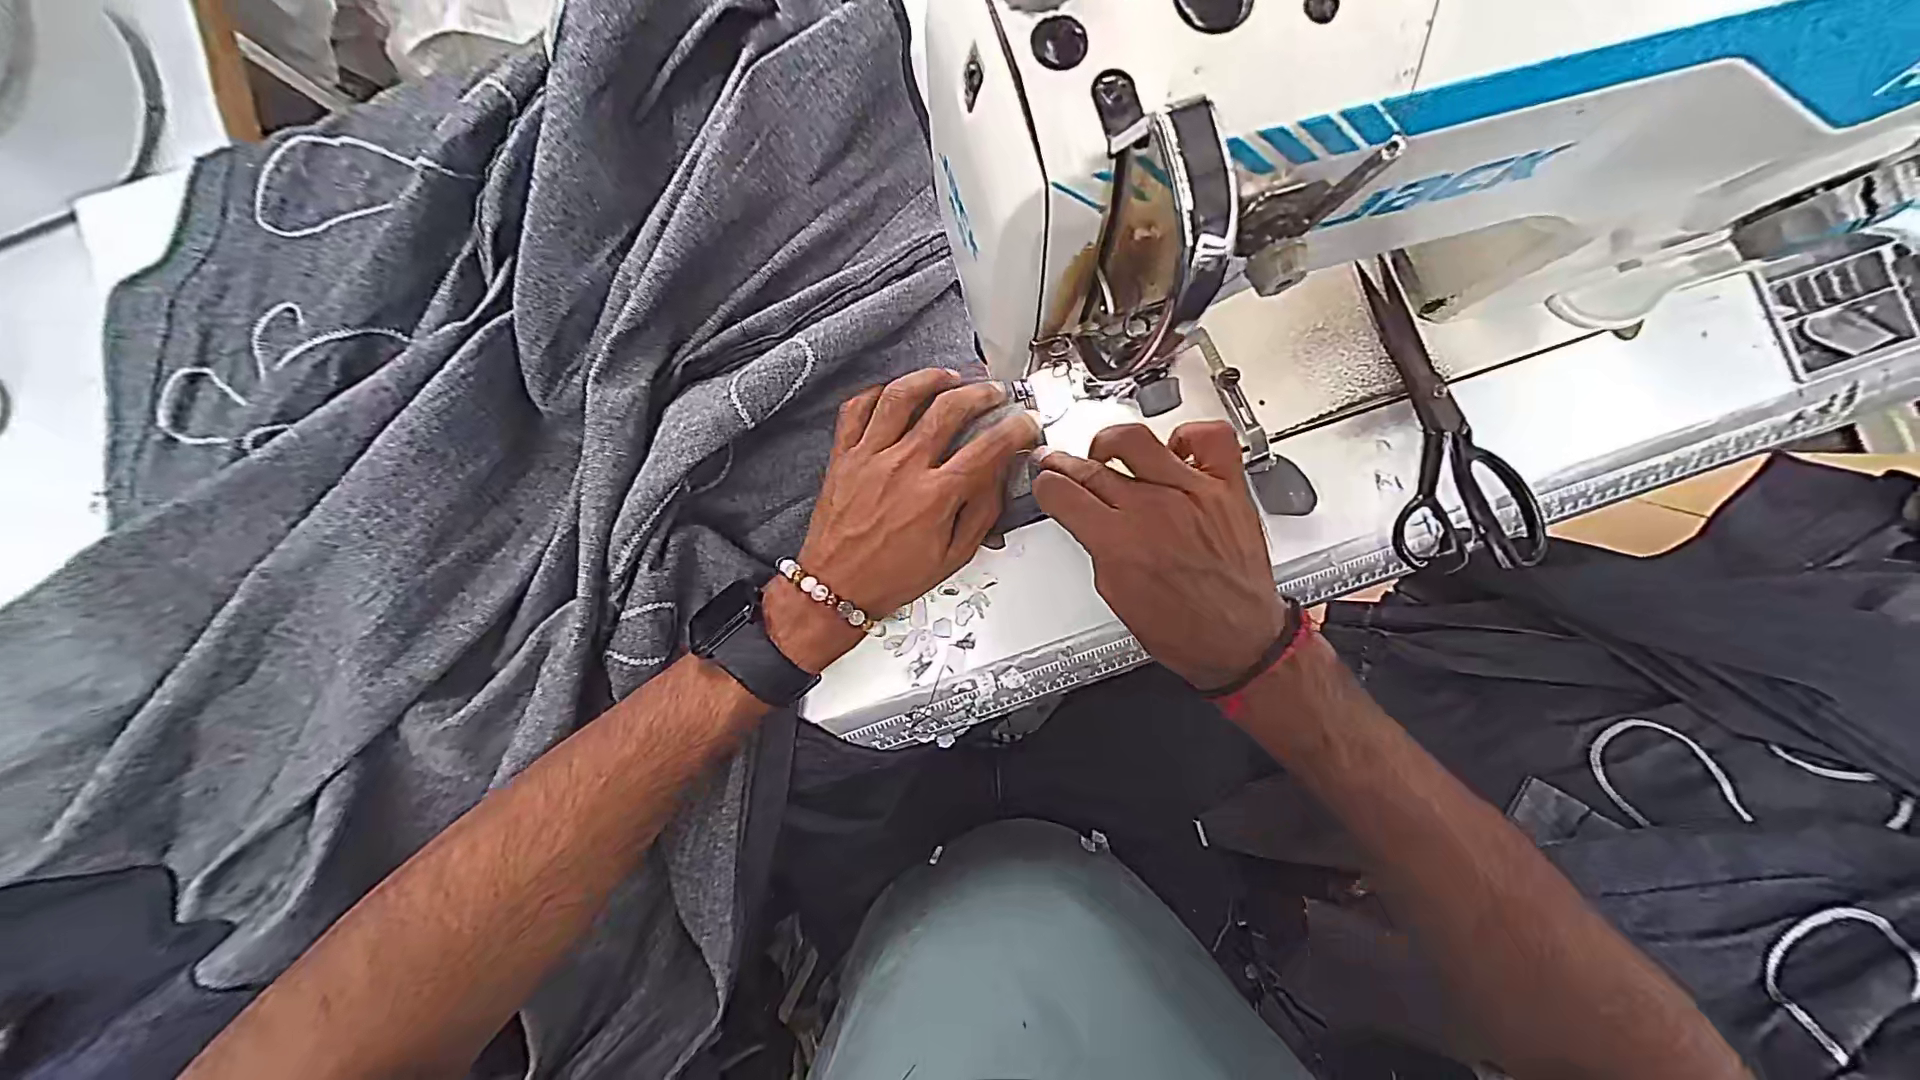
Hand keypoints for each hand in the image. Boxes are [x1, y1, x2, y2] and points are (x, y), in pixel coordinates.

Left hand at [763, 367, 1040, 672]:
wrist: (836, 588)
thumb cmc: (889, 577)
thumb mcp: (953, 556)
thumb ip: (982, 512)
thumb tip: (999, 477)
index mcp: (934, 496)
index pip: (988, 446)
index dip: (1016, 429)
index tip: (1024, 425)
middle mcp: (902, 469)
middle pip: (950, 408)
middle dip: (982, 393)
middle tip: (994, 393)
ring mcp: (869, 457)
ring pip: (903, 396)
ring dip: (932, 378)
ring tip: (950, 377)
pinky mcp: (844, 456)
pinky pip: (857, 408)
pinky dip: (879, 392)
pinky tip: (896, 392)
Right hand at [1031, 421, 1284, 691]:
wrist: (1240, 641)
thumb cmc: (1184, 629)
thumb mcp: (1115, 594)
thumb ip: (1097, 547)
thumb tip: (1084, 521)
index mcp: (1118, 542)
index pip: (1062, 492)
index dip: (1045, 484)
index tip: (1045, 483)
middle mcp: (1153, 509)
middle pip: (1090, 466)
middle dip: (1064, 464)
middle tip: (1059, 463)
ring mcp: (1192, 492)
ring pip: (1135, 440)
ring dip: (1110, 443)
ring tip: (1108, 451)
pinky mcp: (1226, 487)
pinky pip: (1207, 437)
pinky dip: (1187, 435)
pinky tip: (1174, 450)